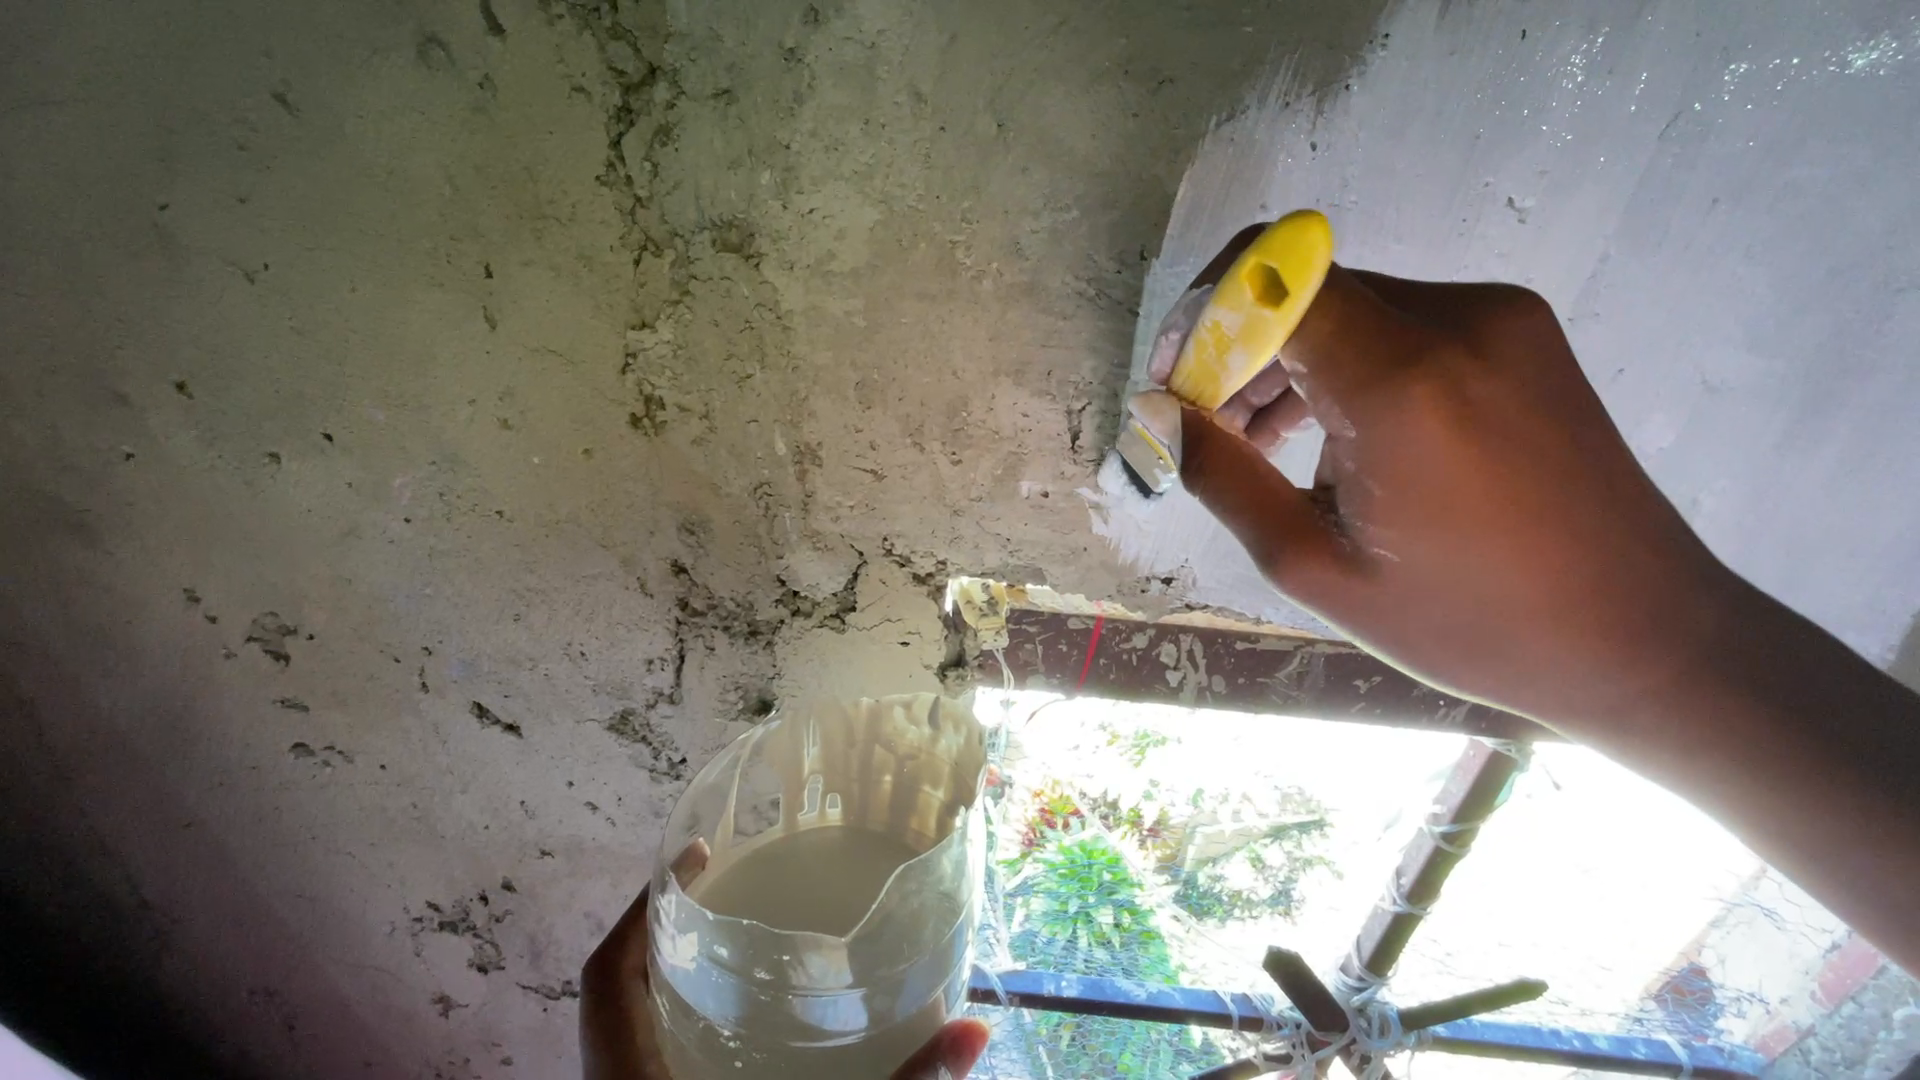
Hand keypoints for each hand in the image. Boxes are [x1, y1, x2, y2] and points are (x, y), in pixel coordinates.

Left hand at [579, 840, 989, 1079]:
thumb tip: (977, 1034)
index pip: (607, 975)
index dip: (644, 906)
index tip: (700, 856)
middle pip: (614, 993)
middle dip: (664, 932)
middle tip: (731, 890)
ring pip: (626, 1033)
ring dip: (668, 980)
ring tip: (732, 942)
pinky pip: (646, 1061)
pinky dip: (679, 1028)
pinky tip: (735, 1027)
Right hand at [1161, 229, 1739, 727]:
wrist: (1640, 635)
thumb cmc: (1466, 621)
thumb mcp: (1314, 567)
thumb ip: (1223, 479)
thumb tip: (1159, 418)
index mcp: (1402, 378)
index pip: (1272, 276)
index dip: (1204, 316)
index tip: (1176, 384)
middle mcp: (1456, 318)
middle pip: (1303, 290)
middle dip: (1234, 349)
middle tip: (1205, 429)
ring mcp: (1498, 318)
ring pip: (1346, 306)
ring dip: (1284, 362)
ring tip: (1254, 445)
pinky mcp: (1518, 335)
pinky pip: (1395, 326)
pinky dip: (1340, 367)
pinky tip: (1325, 437)